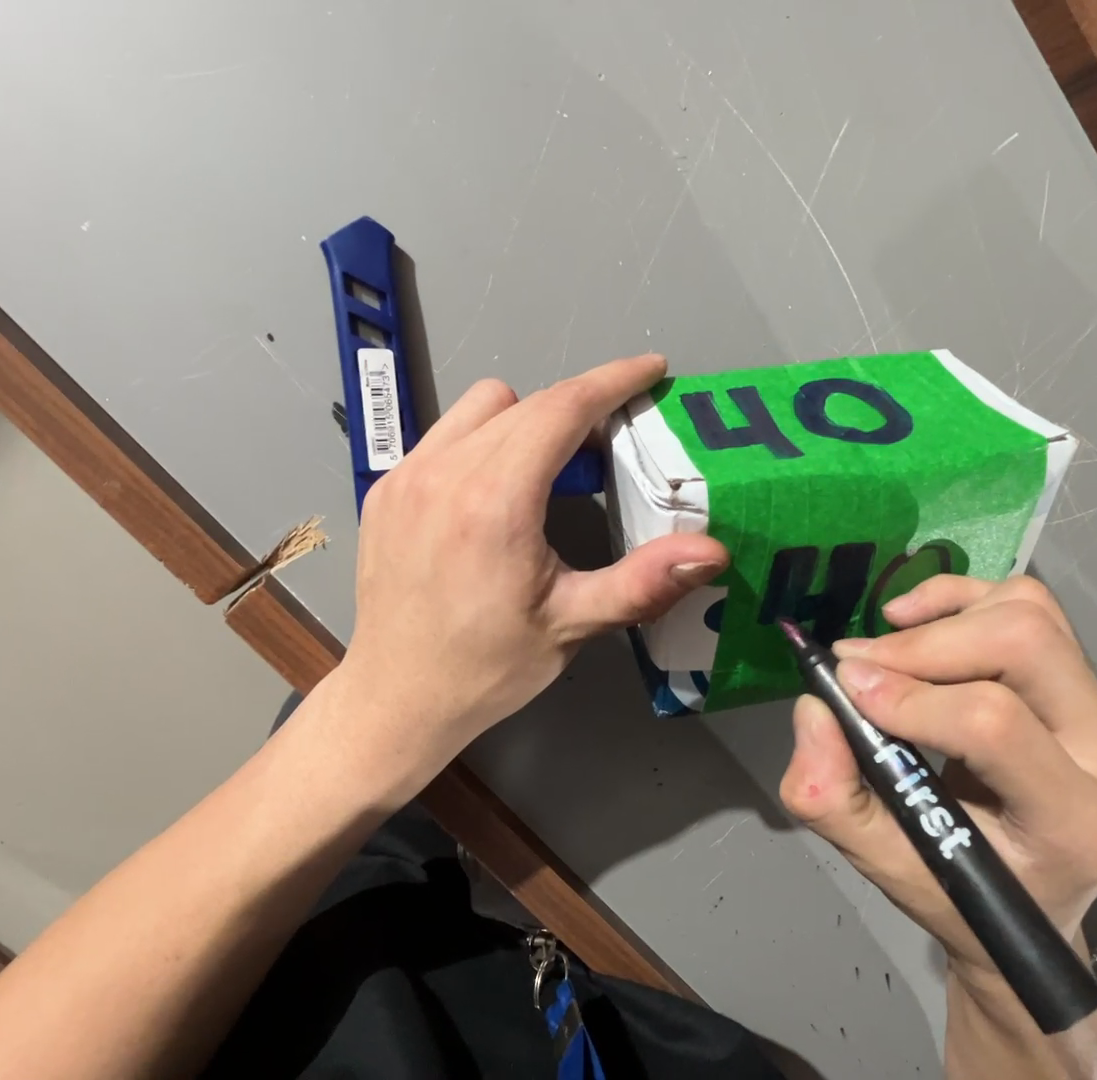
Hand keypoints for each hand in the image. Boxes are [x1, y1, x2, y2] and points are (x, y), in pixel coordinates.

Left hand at [333, 354, 727, 771]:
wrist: (398, 697)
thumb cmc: (489, 666)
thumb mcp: (572, 625)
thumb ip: (644, 582)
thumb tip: (713, 551)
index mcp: (495, 502)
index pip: (562, 409)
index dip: (613, 381)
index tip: (650, 369)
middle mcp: (443, 472)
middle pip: (526, 402)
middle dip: (578, 407)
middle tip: (611, 445)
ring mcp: (406, 476)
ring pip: (480, 407)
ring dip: (526, 418)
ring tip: (548, 468)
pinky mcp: (384, 489)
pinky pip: (444, 434)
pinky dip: (481, 440)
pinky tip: (493, 491)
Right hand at [778, 575, 1096, 979]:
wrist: (1027, 899)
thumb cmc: (960, 893)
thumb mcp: (883, 863)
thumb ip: (832, 797)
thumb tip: (815, 706)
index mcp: (1072, 821)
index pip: (994, 723)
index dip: (909, 695)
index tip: (843, 688)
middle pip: (1024, 643)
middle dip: (923, 645)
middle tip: (854, 665)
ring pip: (1029, 612)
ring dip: (941, 617)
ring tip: (883, 649)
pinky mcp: (1087, 683)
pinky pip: (1028, 603)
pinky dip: (958, 597)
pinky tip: (909, 618)